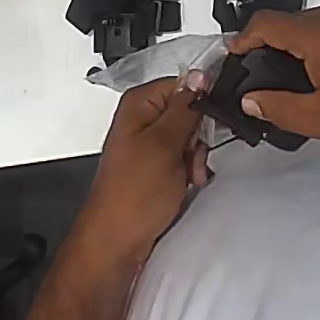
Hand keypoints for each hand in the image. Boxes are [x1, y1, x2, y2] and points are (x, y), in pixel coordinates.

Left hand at [71, 77, 210, 264]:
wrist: (116, 242)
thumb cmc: (131, 195)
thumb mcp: (166, 144)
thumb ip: (185, 109)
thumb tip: (199, 77)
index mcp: (139, 103)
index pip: (182, 85)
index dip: (199, 105)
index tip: (203, 126)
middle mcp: (140, 118)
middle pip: (186, 112)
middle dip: (196, 137)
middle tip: (190, 157)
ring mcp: (146, 143)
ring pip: (187, 137)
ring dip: (194, 157)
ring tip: (187, 175)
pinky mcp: (153, 164)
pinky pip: (180, 156)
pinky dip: (188, 169)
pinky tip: (185, 182)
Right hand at [229, 0, 319, 155]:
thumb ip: (279, 108)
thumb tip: (250, 101)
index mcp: (317, 31)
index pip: (263, 23)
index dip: (242, 40)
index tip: (232, 57)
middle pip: (285, 23)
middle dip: (267, 48)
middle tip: (260, 79)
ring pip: (307, 26)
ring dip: (293, 48)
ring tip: (293, 83)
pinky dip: (315, 46)